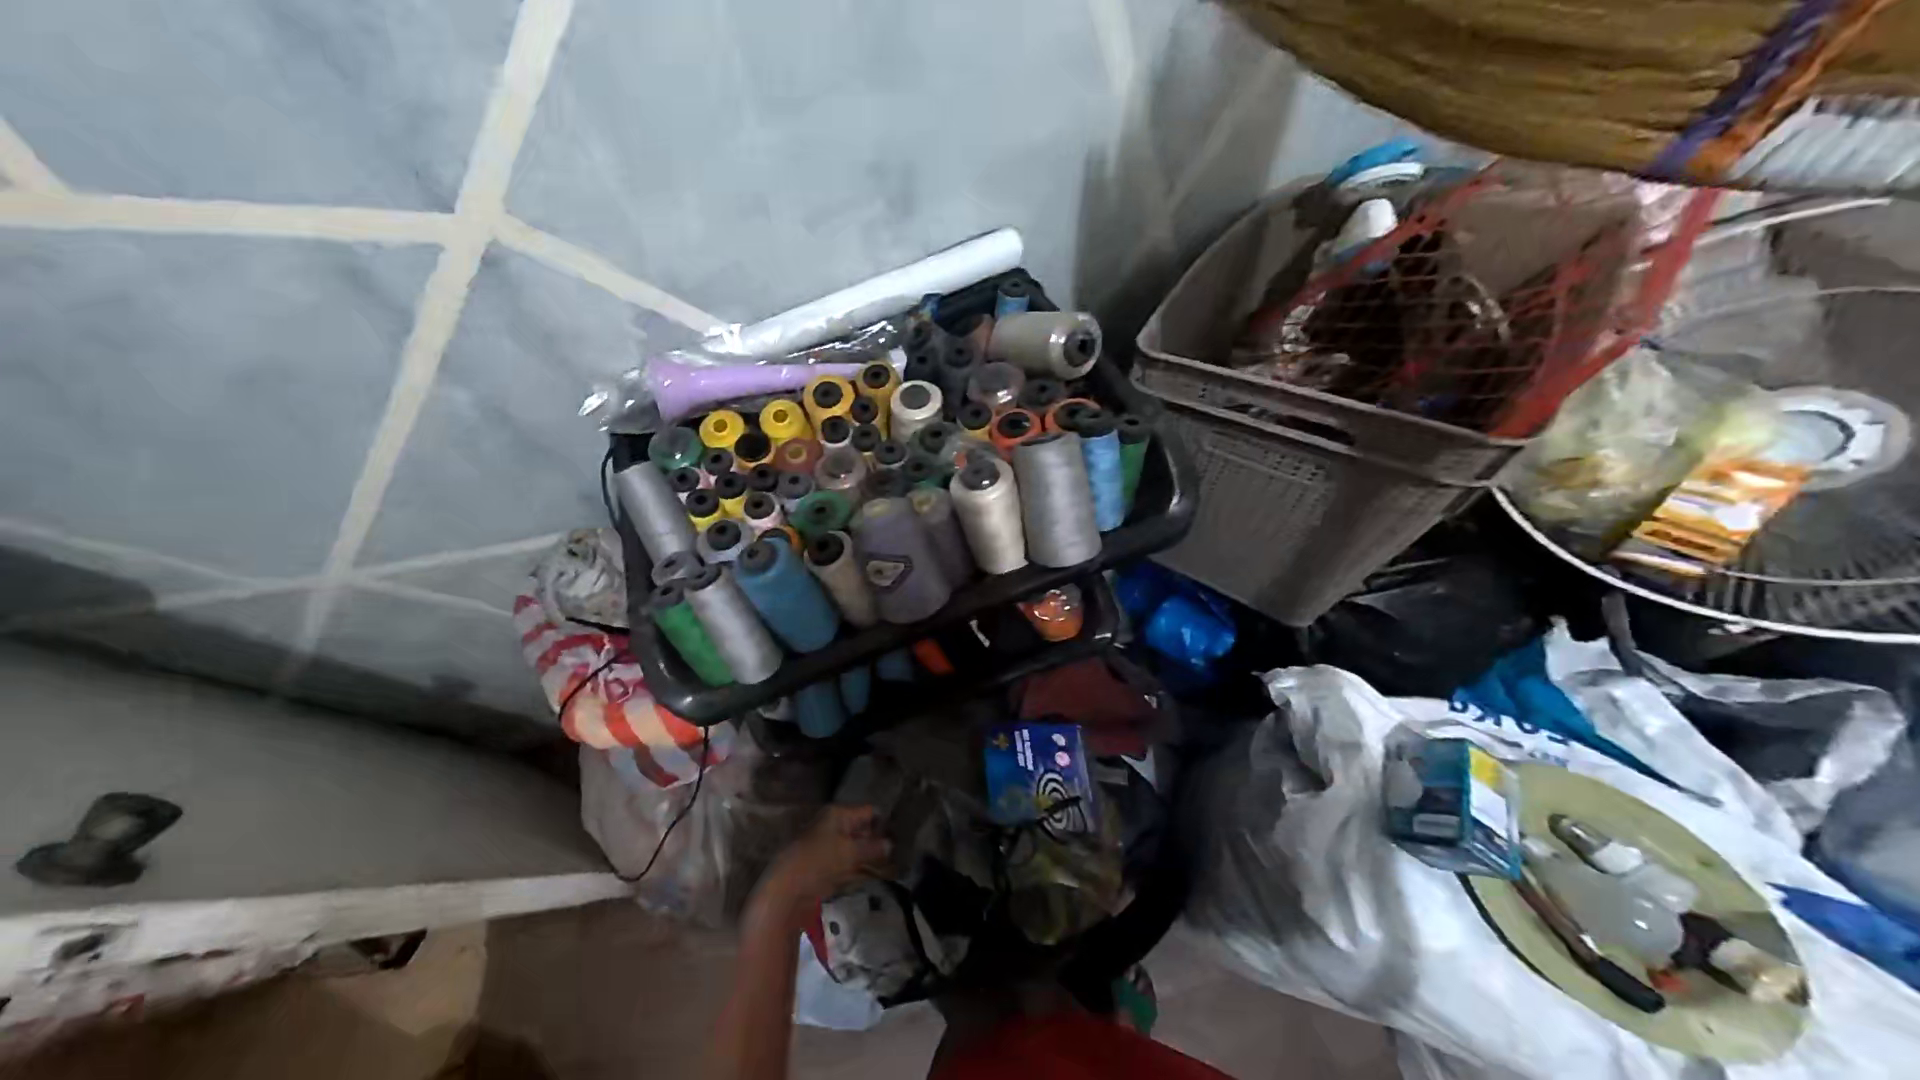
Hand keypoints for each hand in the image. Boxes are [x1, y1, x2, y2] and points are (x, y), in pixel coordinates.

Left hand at [762, 805, 890, 909]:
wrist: (786, 892)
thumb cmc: (819, 862)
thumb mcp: (850, 852)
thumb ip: (872, 847)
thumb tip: (890, 843)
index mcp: (837, 815)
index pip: (868, 812)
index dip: (884, 822)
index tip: (902, 834)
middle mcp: (834, 827)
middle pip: (862, 830)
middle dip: (880, 841)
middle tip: (902, 852)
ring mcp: (830, 848)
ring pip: (857, 850)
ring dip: (873, 858)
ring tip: (896, 865)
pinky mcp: (827, 868)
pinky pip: (850, 865)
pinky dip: (863, 870)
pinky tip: (878, 877)